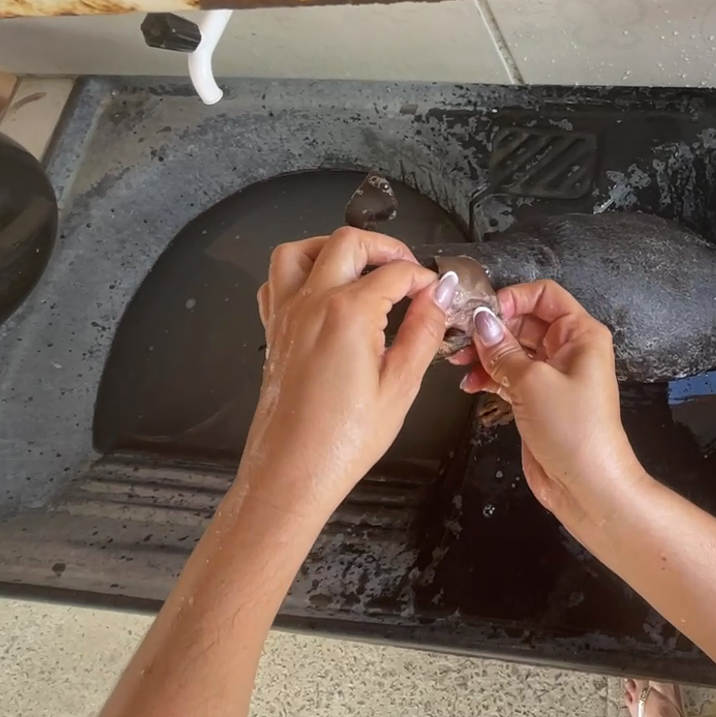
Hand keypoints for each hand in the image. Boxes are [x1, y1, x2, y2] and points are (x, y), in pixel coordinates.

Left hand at [241, 228, 457, 523]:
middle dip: (386, 248)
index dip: (426, 279)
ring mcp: (287, 315)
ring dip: (336, 248)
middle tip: (410, 269)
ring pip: (302, 250)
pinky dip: (302, 272)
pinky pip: (277, 281)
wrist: (292, 474)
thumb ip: (425, 330)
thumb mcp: (402, 385)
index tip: (439, 293)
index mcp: (348, 314)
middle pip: (348, 242)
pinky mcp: (274, 331)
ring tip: (365, 267)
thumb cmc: (344, 439)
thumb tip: (441, 296)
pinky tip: (327, 291)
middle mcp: (312, 304)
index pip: (397, 273)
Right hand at [455, 280, 644, 515]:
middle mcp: (569, 349)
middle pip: (525, 321)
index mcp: (580, 334)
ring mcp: (553, 374)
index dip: (512, 298)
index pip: (544, 295)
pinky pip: (510, 374)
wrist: (587, 484)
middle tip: (459, 336)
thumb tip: (481, 321)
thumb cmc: (574, 429)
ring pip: (513, 349)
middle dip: (491, 327)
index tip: (482, 312)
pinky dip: (489, 375)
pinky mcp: (538, 398)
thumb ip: (502, 349)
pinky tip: (470, 383)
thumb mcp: (532, 381)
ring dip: (485, 352)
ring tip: (459, 361)